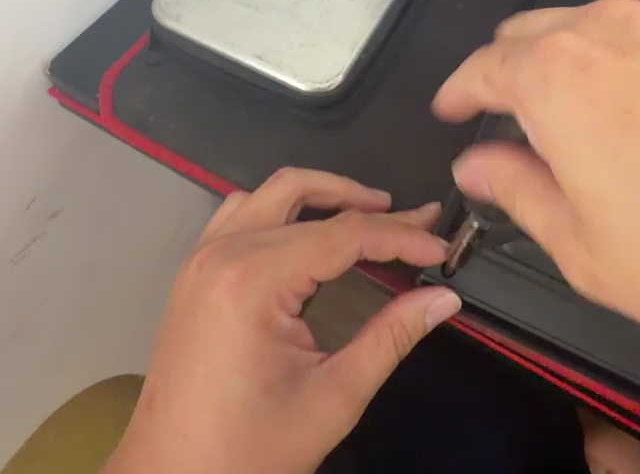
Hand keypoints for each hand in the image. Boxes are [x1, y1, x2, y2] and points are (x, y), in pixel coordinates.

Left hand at [105, 169, 462, 473]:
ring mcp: (203, 257)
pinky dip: (283, 207)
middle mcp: (224, 252)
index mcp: (255, 280)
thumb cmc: (248, 453)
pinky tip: (306, 229)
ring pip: (274, 192)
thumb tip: (445, 299)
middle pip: (311, 201)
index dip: (401, 236)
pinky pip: (242, 210)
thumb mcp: (332, 399)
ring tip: (369, 214)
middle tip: (417, 224)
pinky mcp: (194, 270)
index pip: (345, 234)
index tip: (441, 248)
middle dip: (370, 208)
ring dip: (324, 194)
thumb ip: (391, 338)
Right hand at [433, 0, 639, 394]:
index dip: (457, 93)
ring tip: (573, 122)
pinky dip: (616, 61)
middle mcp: (606, 29)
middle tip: (505, 124)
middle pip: (528, 34)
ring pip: (586, 27)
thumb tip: (478, 165)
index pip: (481, 68)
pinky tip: (637, 111)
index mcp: (555, 75)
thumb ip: (516, 190)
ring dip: (561, 63)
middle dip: (505, 72)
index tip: (451, 113)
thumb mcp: (584, 247)